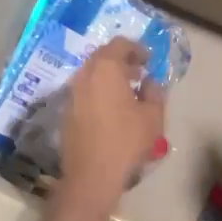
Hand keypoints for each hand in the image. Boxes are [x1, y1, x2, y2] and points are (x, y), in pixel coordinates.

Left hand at [60, 39, 165, 199]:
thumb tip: (150, 82)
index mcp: (105, 68)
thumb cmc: (125, 141)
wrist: (91, 176)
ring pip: (92, 74)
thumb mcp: (153, 116)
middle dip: (122, 60)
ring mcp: (72, 92)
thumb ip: (155, 92)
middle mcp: (85, 74)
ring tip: (127, 92)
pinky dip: (98, 91)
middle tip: (138, 73)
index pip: (119, 44)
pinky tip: (111, 109)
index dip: (136, 48)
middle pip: (103, 56)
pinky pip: (84, 90)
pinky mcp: (66, 111)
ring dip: (109, 76)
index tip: (148, 60)